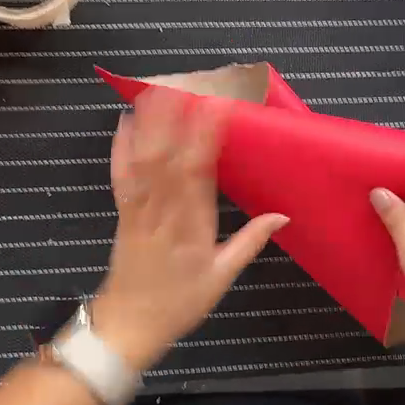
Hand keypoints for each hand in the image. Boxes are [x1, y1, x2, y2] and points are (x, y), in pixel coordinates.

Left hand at [91, 87, 287, 369]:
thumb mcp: (221, 277)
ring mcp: (138, 208)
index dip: (208, 134)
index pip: (200, 170)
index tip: (220, 103)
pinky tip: (124, 120)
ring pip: (144, 158)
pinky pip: (120, 174)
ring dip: (151, 121)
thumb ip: (250, 242)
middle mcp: (163, 210)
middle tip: (191, 80)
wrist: (128, 325)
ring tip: (159, 86)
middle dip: (179, 115)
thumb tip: (283, 215)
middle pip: (170, 154)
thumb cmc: (179, 302)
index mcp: (192, 225)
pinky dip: (120, 146)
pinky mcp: (121, 210)